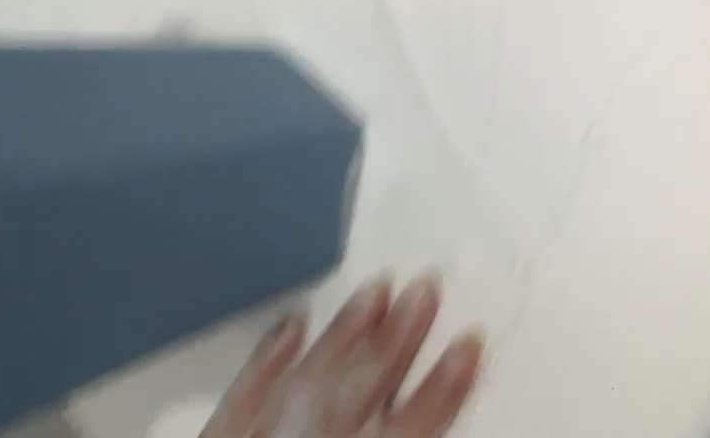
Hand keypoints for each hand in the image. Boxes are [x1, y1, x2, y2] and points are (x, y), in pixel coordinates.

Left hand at [202, 275, 483, 437]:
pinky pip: (239, 400)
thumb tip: (443, 428)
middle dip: (395, 339)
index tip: (470, 342)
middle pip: (357, 395)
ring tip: (374, 291)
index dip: (444, 387)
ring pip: (304, 387)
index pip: (409, 433)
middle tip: (425, 287)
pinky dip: (265, 361)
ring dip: (343, 336)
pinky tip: (292, 325)